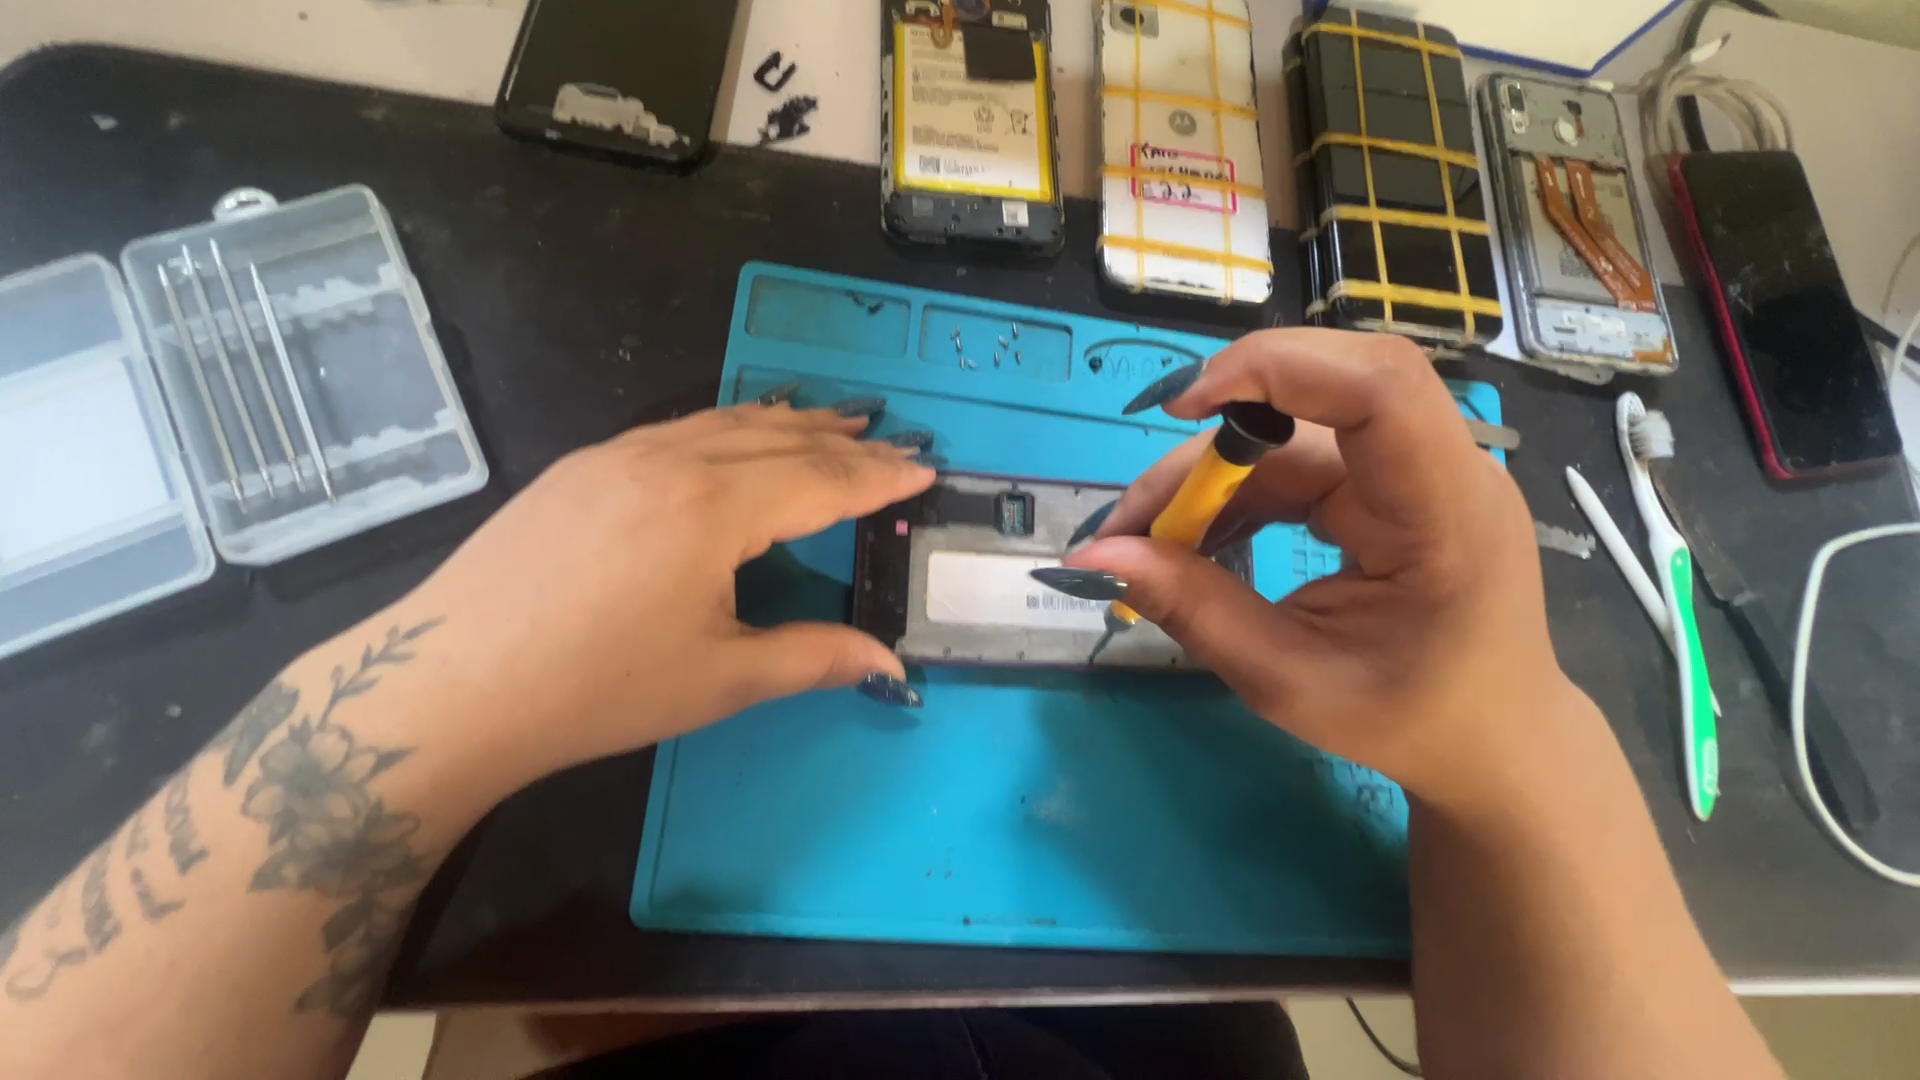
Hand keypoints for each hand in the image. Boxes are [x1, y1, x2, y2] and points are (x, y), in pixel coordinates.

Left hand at [393, 403, 934, 778]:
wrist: (451, 684)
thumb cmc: (597, 688)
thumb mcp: (721, 679)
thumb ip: (815, 657)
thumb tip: (889, 662)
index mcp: (715, 509)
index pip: (821, 481)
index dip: (878, 477)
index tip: (923, 468)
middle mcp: (673, 460)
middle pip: (782, 439)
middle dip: (846, 442)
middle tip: (894, 442)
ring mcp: (621, 454)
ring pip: (730, 422)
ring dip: (793, 422)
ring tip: (839, 420)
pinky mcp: (585, 464)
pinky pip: (683, 426)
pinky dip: (735, 424)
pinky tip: (745, 432)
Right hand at [1065, 329, 1576, 808]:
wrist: (1492, 742)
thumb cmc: (1408, 720)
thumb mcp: (1285, 678)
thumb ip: (1191, 608)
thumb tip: (1095, 556)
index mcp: (1444, 514)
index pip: (1376, 387)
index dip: (1273, 369)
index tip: (1180, 409)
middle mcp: (1437, 470)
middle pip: (1307, 407)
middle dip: (1204, 455)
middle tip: (1132, 525)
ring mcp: (1411, 472)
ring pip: (1285, 437)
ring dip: (1207, 482)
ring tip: (1149, 544)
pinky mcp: (1385, 486)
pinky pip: (1292, 465)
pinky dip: (1233, 497)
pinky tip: (1196, 540)